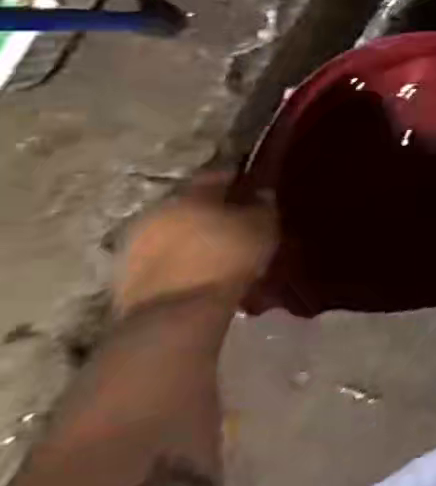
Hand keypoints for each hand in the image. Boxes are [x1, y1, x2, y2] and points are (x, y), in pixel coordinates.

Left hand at [113, 168, 276, 315]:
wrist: (177, 310)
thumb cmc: (228, 257)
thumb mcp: (263, 226)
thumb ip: (262, 205)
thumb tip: (259, 193)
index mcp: (188, 196)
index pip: (214, 175)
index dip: (235, 176)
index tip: (252, 182)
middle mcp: (154, 212)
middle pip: (187, 203)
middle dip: (209, 208)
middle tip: (234, 216)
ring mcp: (132, 244)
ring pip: (169, 229)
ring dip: (190, 232)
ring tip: (215, 243)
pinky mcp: (122, 272)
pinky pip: (157, 253)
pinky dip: (176, 254)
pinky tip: (196, 263)